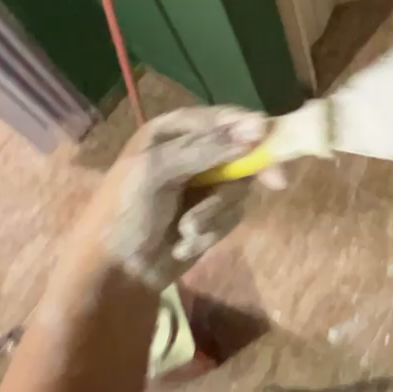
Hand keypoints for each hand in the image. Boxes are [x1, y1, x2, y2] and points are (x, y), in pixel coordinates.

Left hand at [72, 107, 270, 291]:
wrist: (116, 273)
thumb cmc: (125, 213)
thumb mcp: (157, 172)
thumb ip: (206, 149)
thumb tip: (256, 131)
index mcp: (173, 131)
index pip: (223, 118)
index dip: (249, 126)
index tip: (268, 140)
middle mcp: (193, 153)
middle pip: (243, 151)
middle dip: (248, 173)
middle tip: (277, 182)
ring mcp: (204, 185)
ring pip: (240, 187)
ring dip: (215, 212)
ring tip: (187, 231)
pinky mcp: (213, 214)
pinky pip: (233, 215)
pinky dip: (213, 230)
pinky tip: (185, 243)